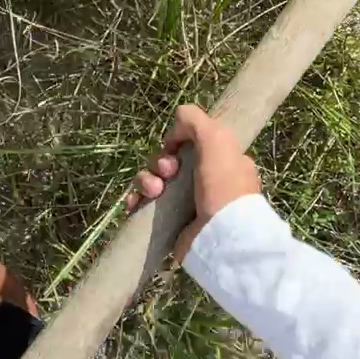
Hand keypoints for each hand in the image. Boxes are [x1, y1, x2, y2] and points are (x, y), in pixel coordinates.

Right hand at [127, 104, 261, 264]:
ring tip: (154, 191)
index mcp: (219, 163)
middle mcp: (203, 182)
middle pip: (166, 161)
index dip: (176, 143)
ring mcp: (184, 203)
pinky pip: (143, 203)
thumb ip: (194, 120)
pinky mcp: (168, 221)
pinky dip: (136, 200)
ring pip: (152, 180)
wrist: (222, 237)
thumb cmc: (224, 186)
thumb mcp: (216, 139)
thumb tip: (174, 129)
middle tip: (168, 172)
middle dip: (159, 162)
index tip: (175, 148)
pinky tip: (135, 202)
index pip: (188, 145)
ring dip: (146, 180)